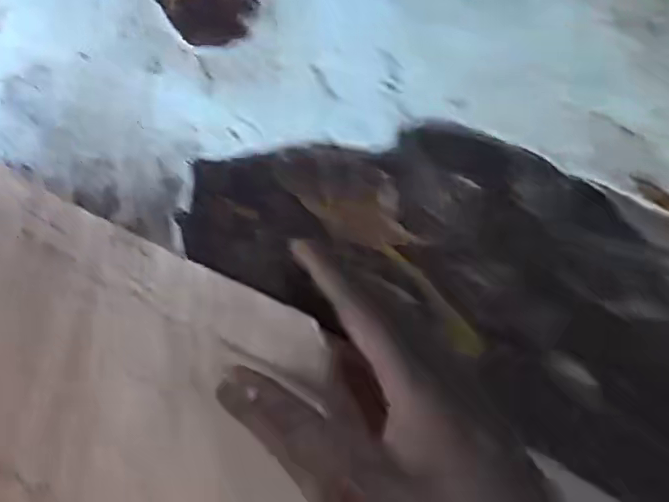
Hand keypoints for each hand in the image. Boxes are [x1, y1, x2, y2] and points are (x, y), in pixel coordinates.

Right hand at [220, 241, 550, 501]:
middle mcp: (456, 391)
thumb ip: (295, 428)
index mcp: (423, 390)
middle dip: (359, 287)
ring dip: (382, 314)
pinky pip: (438, 368)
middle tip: (317, 263)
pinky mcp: (490, 439)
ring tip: (345, 300)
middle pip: (405, 323)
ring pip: (427, 344)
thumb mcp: (361, 478)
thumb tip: (229, 375)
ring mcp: (480, 415)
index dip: (332, 277)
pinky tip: (387, 363)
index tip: (299, 242)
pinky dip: (401, 345)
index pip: (369, 317)